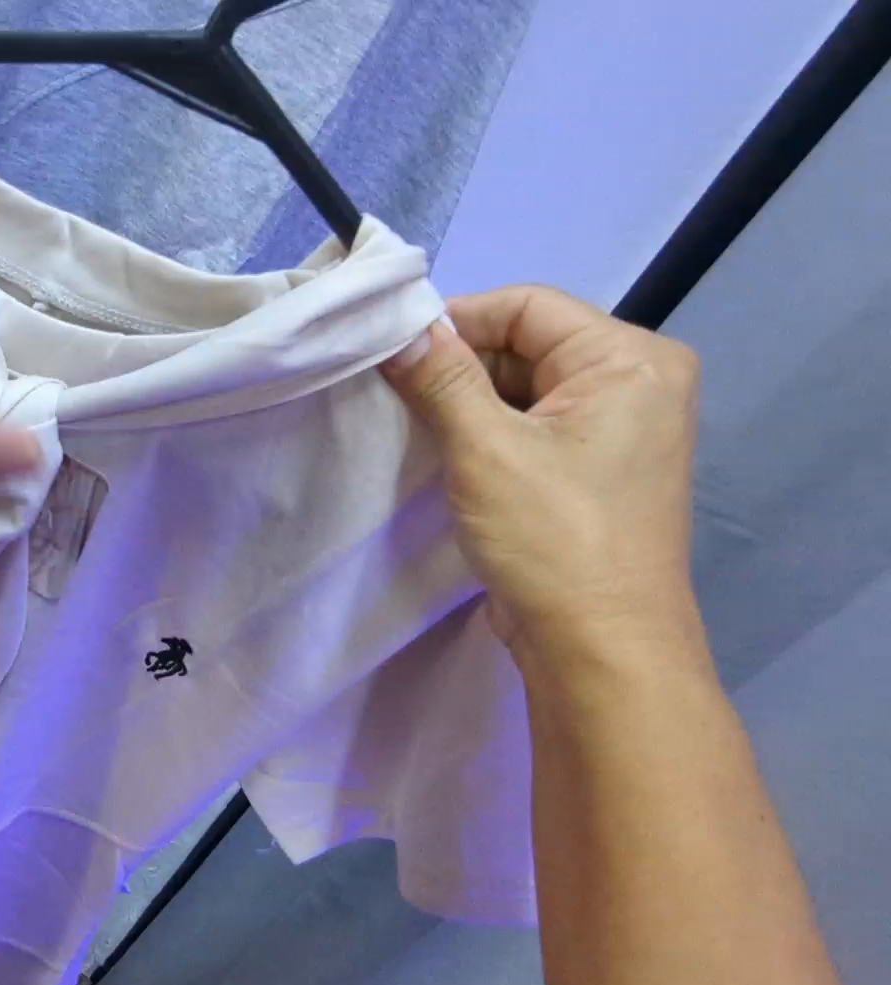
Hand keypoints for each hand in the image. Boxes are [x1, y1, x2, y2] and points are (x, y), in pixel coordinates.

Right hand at [381, 285, 703, 663]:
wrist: (596, 641)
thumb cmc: (550, 535)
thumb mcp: (486, 448)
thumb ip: (441, 379)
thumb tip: (398, 328)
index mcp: (629, 361)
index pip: (527, 306)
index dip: (454, 321)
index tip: (390, 354)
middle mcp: (633, 382)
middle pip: (524, 343)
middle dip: (454, 364)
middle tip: (389, 393)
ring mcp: (612, 428)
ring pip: (519, 386)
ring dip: (461, 400)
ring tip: (407, 424)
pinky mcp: (587, 467)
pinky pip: (526, 424)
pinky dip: (480, 429)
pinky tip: (438, 451)